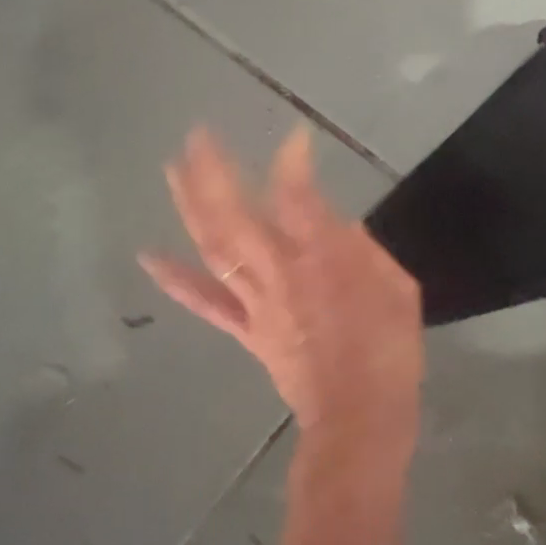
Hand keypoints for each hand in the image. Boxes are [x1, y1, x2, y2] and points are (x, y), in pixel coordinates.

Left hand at [140, 126, 423, 441]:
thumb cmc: (390, 345)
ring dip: (190, 206)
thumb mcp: (396, 285)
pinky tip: (149, 256)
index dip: (292, 161)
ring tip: (174, 169)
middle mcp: (279, 271)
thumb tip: (336, 230)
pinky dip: (175, 279)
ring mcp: (255, 301)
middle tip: (198, 135)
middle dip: (214, 172)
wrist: (361, 410)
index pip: (298, 195)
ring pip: (214, 247)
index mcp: (323, 256)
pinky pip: (206, 302)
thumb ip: (363, 252)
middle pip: (235, 214)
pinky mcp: (245, 328)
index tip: (295, 137)